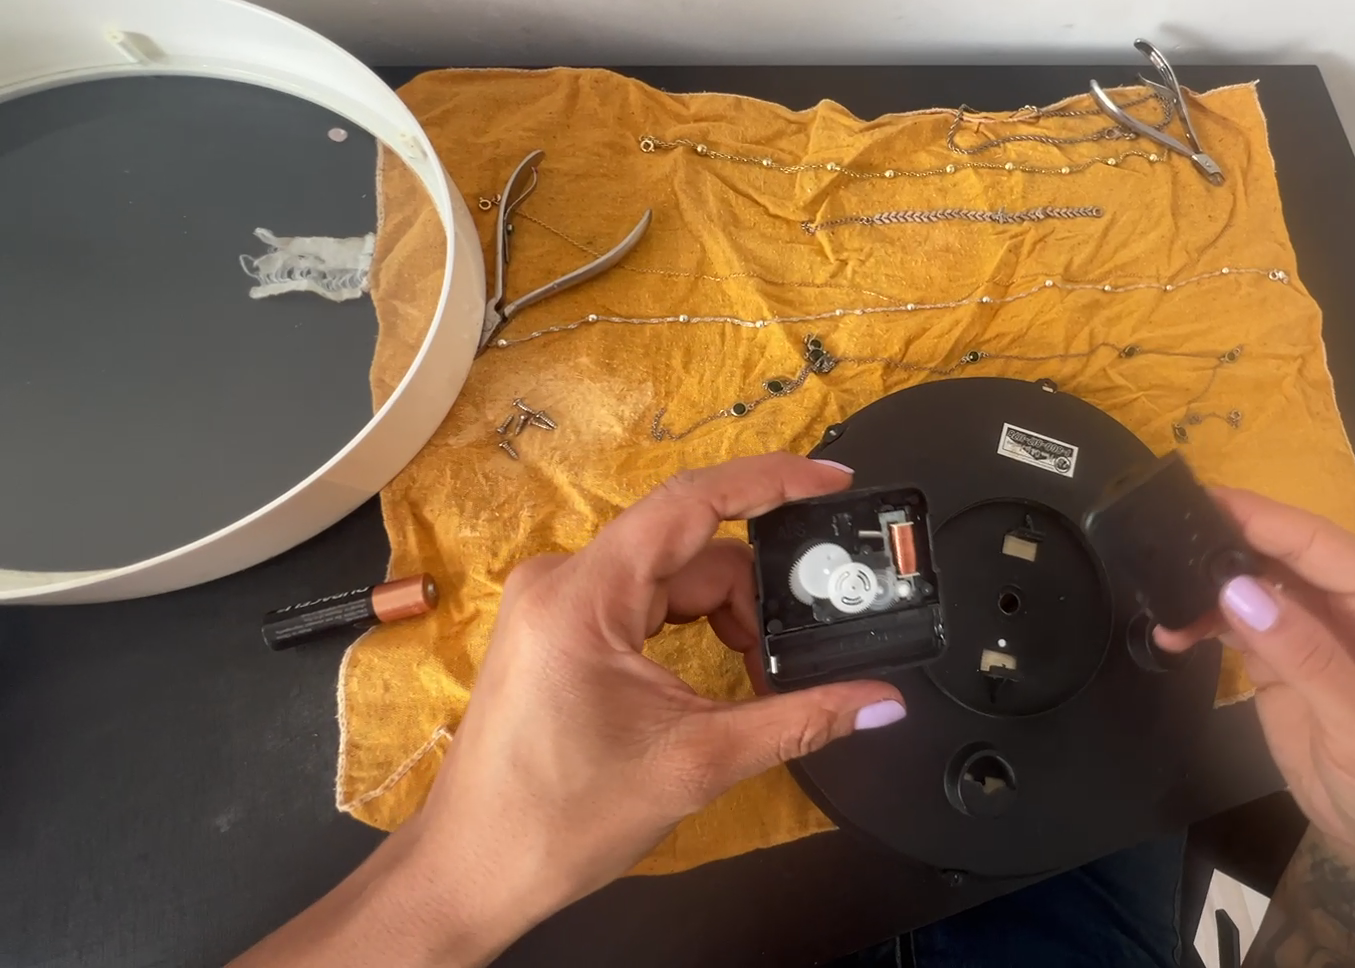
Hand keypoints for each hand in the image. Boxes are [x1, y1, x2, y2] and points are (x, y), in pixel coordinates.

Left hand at [235, 454, 904, 966]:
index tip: (835, 480)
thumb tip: (884, 701)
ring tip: (758, 674)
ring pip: (682, 573)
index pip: (695, 502)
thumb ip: (802, 720)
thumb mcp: (698, 762)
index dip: (773, 480)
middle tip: (803, 641)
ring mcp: (565, 596)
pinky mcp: (569, 618)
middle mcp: (569, 577)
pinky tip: (726, 666)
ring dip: (733, 615)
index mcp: (587, 595)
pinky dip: (702, 622)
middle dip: (759, 595)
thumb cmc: (560, 822)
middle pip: (698, 549)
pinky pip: (657, 594)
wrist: (467, 877)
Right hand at [1156, 490, 1354, 963]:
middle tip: (1165, 530)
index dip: (1266, 519)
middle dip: (1228, 541)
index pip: (1325, 547)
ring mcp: (1316, 627)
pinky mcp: (1282, 652)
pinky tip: (1171, 629)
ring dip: (1206, 582)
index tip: (1204, 497)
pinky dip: (1202, 619)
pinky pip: (1236, 619)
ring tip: (1158, 585)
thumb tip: (1237, 587)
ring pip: (1255, 580)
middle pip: (1286, 552)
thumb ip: (1307, 656)